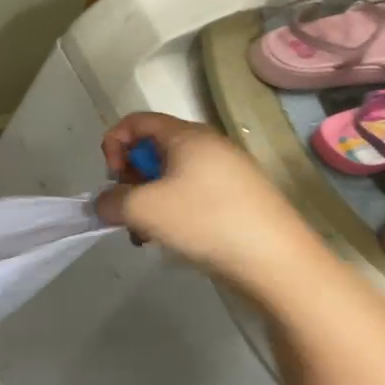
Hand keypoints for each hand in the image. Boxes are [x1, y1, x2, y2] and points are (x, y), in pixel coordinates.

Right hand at [95, 112, 319, 283]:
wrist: (277, 262)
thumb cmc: (204, 221)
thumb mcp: (138, 208)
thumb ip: (108, 200)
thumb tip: (107, 203)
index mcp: (188, 137)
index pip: (135, 122)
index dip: (113, 145)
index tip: (115, 179)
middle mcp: (210, 147)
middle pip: (150, 150)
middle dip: (130, 179)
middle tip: (129, 208)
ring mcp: (227, 173)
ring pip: (168, 177)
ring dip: (146, 201)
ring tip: (145, 232)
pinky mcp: (237, 199)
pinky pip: (188, 194)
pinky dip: (169, 212)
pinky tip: (167, 238)